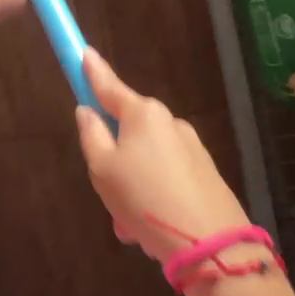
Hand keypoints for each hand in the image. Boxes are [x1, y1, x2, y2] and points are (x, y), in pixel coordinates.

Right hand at [75, 49, 248, 263]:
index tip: (83, 51)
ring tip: (130, 223)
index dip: (92, 71)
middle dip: (113, 155)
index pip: (109, 86)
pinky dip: (153, 196)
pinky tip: (150, 229)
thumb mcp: (103, 169)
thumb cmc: (145, 199)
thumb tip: (88, 110)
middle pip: (127, 128)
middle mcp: (169, 122)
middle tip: (106, 190)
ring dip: (132, 184)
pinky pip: (166, 177)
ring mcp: (191, 147)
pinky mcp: (205, 172)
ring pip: (145, 159)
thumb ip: (91, 135)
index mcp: (142, 114)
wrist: (211, 243)